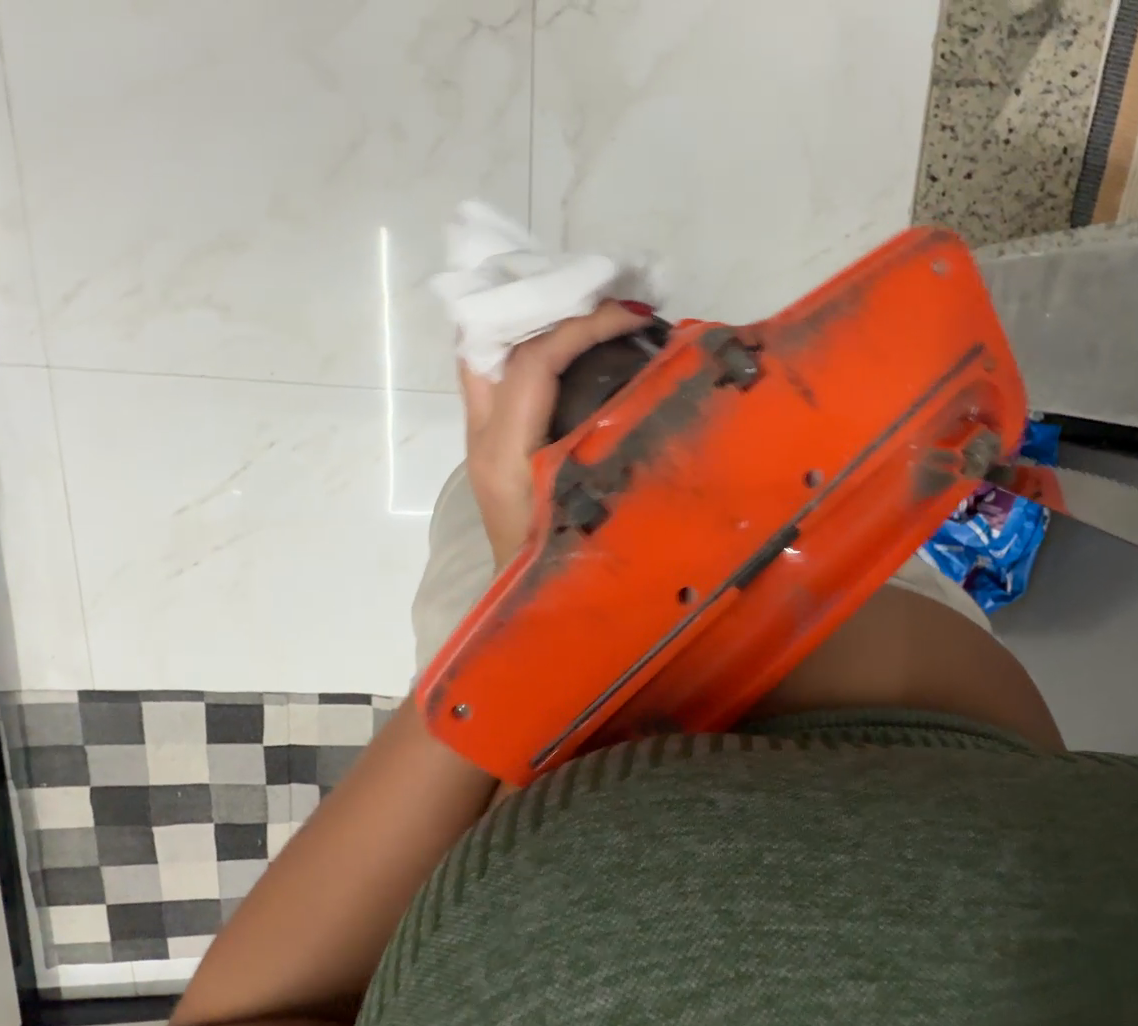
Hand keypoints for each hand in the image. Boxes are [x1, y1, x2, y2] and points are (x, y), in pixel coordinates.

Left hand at [457, 302, 651, 568]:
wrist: (530, 618)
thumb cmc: (568, 569)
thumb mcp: (598, 505)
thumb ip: (615, 444)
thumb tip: (655, 382)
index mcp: (504, 452)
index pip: (533, 362)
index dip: (583, 326)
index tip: (634, 314)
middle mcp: (482, 436)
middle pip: (489, 342)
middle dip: (540, 305)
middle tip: (598, 294)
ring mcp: (483, 441)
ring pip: (490, 356)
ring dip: (535, 324)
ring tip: (589, 310)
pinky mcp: (494, 449)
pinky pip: (504, 378)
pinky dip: (536, 350)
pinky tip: (575, 348)